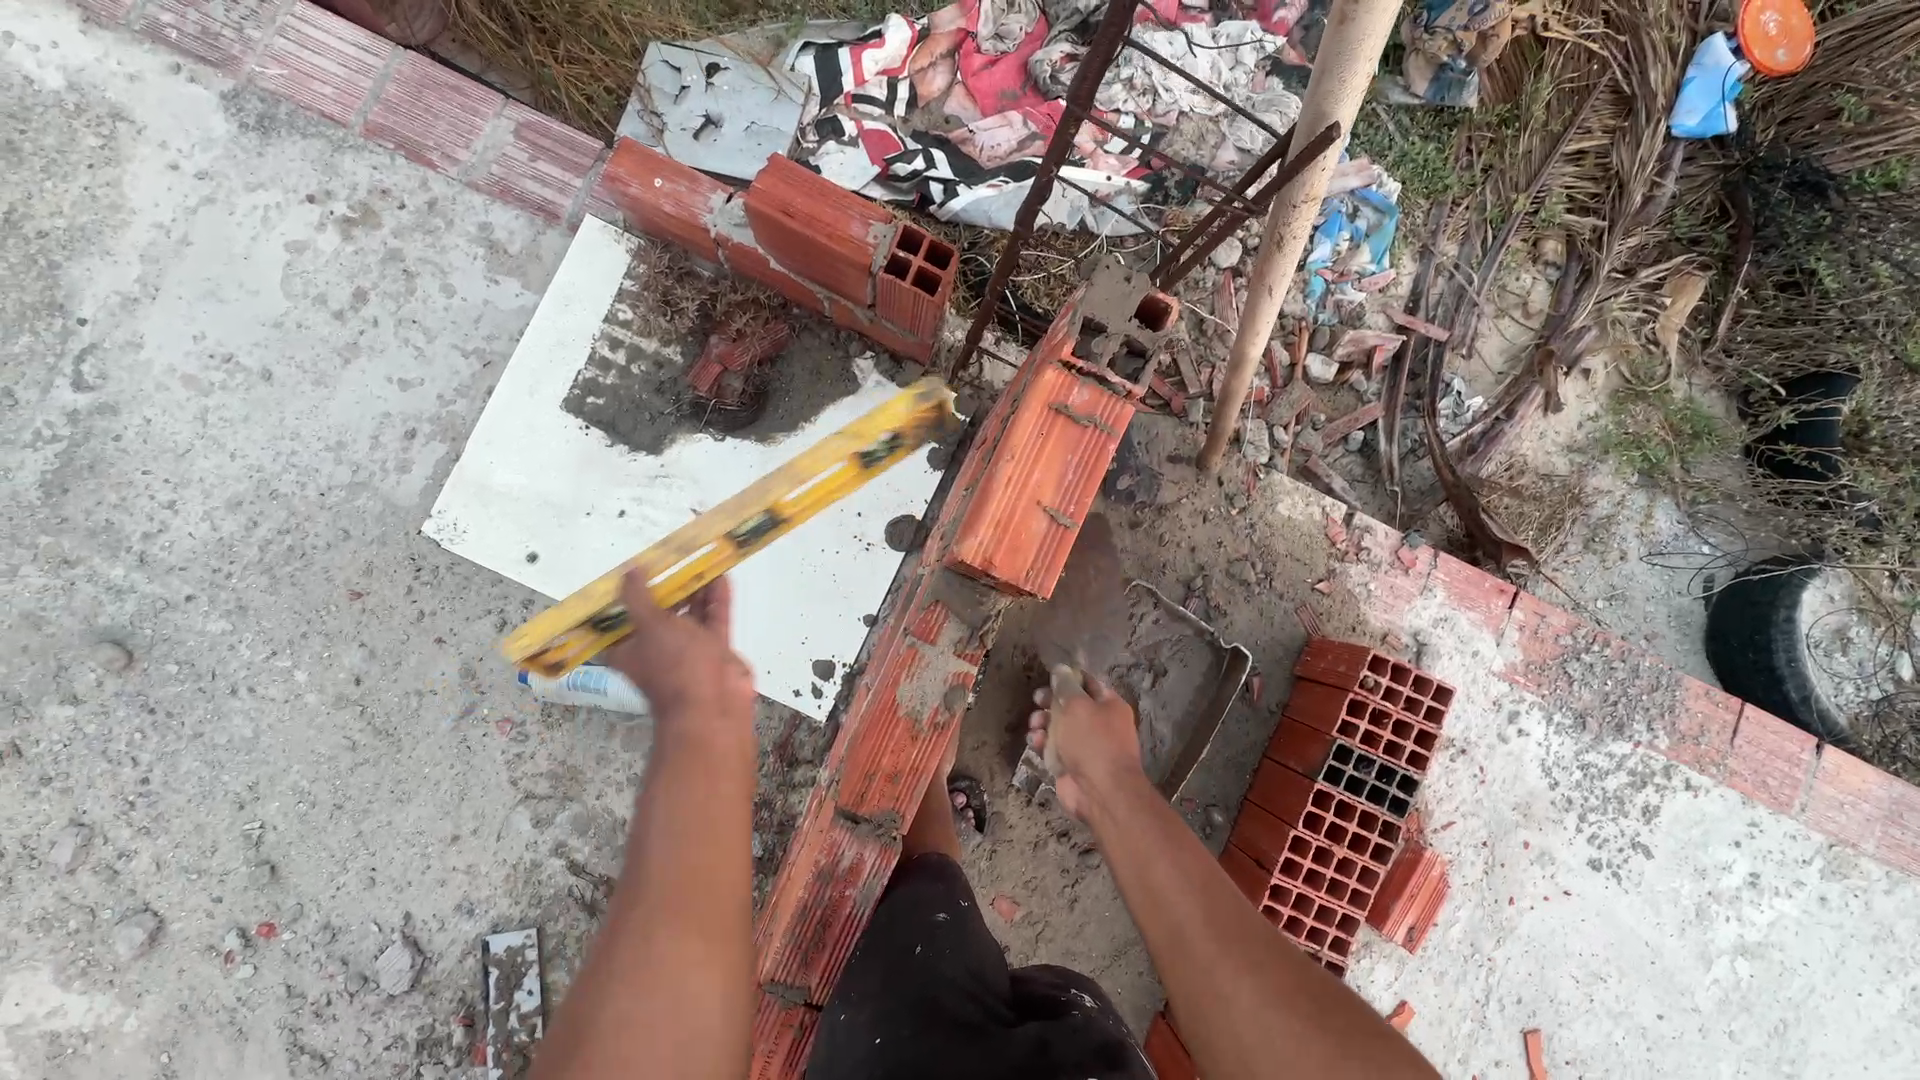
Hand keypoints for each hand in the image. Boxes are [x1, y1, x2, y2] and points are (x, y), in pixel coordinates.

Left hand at [603, 571, 754, 737]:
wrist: (714, 705)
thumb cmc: (674, 666)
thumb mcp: (650, 626)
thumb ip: (639, 597)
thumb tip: (629, 571)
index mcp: (629, 648)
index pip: (620, 617)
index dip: (625, 593)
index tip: (634, 568)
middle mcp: (656, 648)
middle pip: (659, 611)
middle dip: (667, 586)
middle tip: (674, 558)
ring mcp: (688, 650)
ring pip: (689, 614)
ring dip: (695, 590)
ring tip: (701, 561)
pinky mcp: (714, 651)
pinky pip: (714, 620)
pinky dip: (717, 600)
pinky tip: (721, 577)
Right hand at [1026, 665, 1142, 818]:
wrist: (1100, 791)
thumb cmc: (1092, 741)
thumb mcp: (1078, 706)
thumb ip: (1066, 686)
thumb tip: (1060, 671)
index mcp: (1110, 706)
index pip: (1088, 684)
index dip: (1068, 678)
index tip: (1049, 677)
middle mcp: (1100, 724)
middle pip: (1070, 706)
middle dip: (1051, 702)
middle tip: (1037, 700)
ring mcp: (1085, 746)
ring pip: (1058, 727)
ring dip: (1042, 723)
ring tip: (1035, 725)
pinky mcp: (1070, 765)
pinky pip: (1052, 748)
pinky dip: (1042, 744)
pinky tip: (1034, 743)